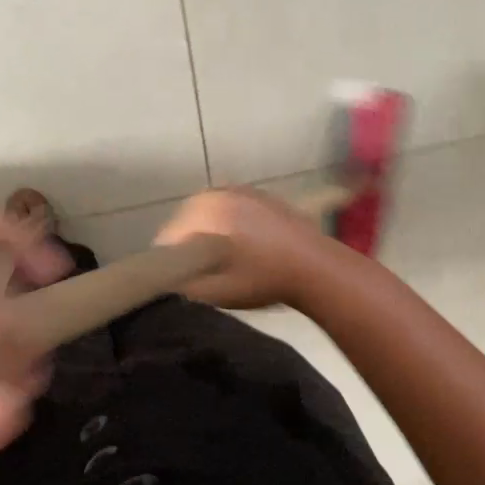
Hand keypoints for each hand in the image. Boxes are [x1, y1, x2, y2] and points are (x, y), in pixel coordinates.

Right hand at [154, 186, 343, 308]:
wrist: (318, 268)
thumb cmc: (265, 281)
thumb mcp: (217, 292)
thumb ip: (184, 284)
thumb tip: (167, 279)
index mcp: (206, 214)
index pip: (169, 234)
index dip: (166, 256)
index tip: (171, 274)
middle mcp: (222, 194)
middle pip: (185, 215)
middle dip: (183, 236)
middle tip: (189, 263)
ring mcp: (244, 191)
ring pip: (207, 206)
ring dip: (202, 225)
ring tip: (209, 250)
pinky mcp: (261, 195)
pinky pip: (229, 202)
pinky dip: (223, 216)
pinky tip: (233, 238)